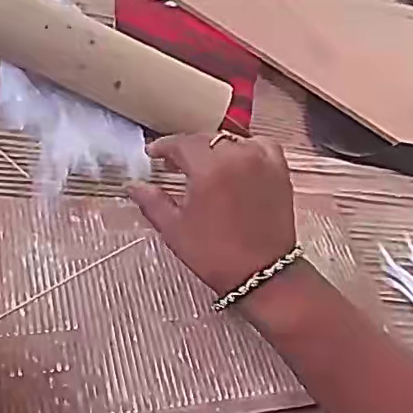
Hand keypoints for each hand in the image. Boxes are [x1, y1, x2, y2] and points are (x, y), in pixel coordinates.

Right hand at [126, 134, 297, 296]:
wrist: (260, 273)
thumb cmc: (214, 254)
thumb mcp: (174, 228)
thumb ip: (152, 201)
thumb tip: (133, 185)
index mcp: (209, 168)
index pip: (181, 143)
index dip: (163, 146)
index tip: (153, 154)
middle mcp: (238, 156)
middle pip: (206, 139)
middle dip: (187, 148)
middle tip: (172, 162)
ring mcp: (262, 162)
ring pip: (232, 140)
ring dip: (214, 148)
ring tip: (202, 164)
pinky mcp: (279, 172)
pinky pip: (260, 146)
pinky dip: (245, 149)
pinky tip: (235, 162)